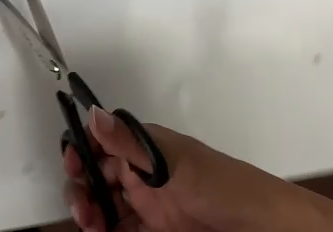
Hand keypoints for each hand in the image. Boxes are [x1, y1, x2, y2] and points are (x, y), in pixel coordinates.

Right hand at [65, 108, 332, 231]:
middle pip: (96, 175)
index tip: (71, 164)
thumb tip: (93, 113)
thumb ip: (130, 143)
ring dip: (91, 214)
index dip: (81, 148)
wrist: (261, 228)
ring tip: (92, 227)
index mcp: (144, 147)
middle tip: (83, 211)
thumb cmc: (220, 186)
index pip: (101, 139)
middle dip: (81, 188)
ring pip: (104, 206)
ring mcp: (149, 205)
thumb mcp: (173, 163)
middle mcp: (141, 172)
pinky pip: (122, 231)